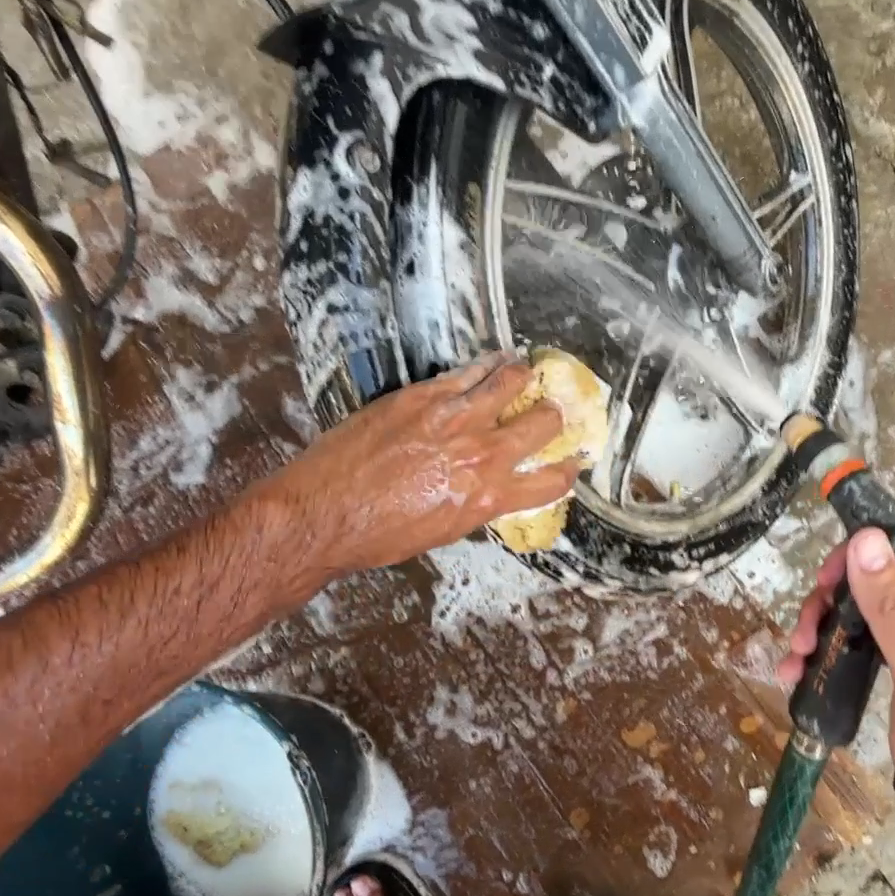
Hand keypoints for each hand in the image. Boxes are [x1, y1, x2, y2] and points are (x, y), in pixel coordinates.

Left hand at [251, 353, 581, 587]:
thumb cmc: (378, 535)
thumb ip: (477, 502)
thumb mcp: (444, 530)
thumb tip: (490, 485)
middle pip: (543, 424)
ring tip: (527, 372)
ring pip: (512, 383)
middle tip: (551, 411)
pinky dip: (489, 364)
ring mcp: (454, 419)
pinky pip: (469, 372)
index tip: (572, 462)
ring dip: (525, 378)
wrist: (322, 513)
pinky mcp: (424, 396)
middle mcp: (482, 455)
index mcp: (489, 497)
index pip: (550, 481)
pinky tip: (495, 360)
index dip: (568, 470)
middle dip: (553, 417)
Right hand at [776, 528, 894, 851]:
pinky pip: (878, 640)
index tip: (823, 583)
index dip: (865, 554)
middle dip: (838, 597)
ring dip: (831, 626)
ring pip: (877, 607)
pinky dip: (843, 650)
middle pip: (890, 576)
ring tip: (796, 660)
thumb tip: (866, 538)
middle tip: (803, 633)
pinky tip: (807, 674)